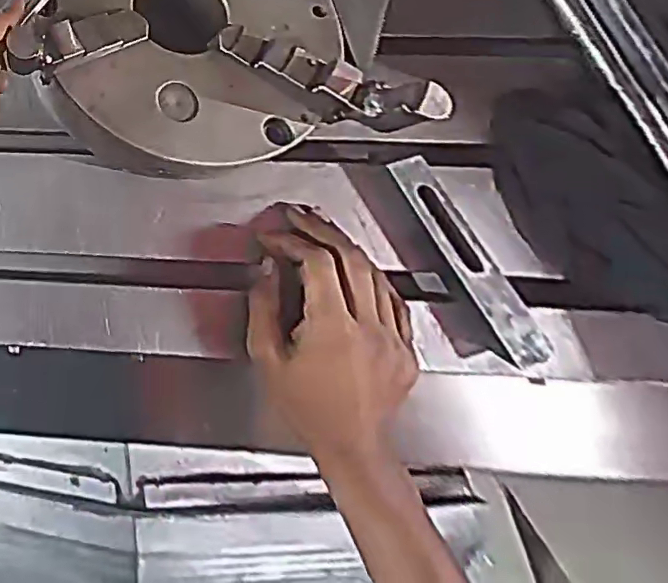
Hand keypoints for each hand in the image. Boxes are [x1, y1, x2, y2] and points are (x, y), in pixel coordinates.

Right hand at [248, 204, 417, 462]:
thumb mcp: (268, 359)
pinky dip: (372, 276)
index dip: (292, 241)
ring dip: (346, 247)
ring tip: (323, 233)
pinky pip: (393, 298)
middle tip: (299, 218)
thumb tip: (266, 270)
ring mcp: (392, 338)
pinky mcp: (405, 348)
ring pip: (374, 273)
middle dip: (321, 230)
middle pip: (350, 258)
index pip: (317, 263)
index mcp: (334, 329)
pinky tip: (356, 268)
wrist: (352, 448)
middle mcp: (369, 329)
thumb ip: (262, 308)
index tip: (273, 238)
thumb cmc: (308, 410)